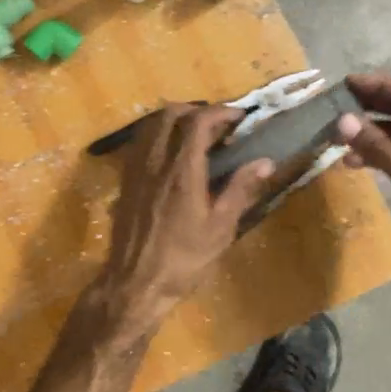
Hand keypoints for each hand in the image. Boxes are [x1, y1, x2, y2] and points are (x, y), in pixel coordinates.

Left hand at [94, 104, 275, 337]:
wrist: (135, 281)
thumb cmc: (184, 259)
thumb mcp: (220, 228)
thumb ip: (240, 189)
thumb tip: (265, 162)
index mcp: (182, 169)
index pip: (198, 121)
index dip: (220, 112)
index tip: (240, 117)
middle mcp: (155, 159)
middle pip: (171, 113)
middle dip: (197, 110)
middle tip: (219, 126)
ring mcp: (136, 166)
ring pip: (152, 123)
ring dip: (176, 119)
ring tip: (198, 135)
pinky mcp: (125, 177)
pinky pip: (140, 140)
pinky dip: (158, 133)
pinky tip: (172, 152)